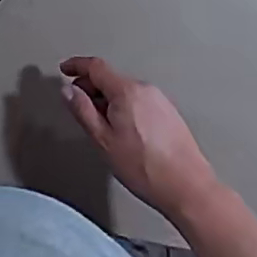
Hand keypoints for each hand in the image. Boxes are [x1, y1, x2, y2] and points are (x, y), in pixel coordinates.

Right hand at [59, 56, 217, 219]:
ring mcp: (160, 101)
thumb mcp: (104, 141)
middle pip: (110, 77)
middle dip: (91, 86)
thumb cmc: (148, 170)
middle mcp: (144, 90)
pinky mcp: (170, 114)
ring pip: (125, 90)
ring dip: (109, 98)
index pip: (95, 66)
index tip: (66, 69)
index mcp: (126, 91)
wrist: (190, 191)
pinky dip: (126, 106)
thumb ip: (82, 110)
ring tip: (104, 125)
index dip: (77, 65)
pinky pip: (140, 100)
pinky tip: (126, 131)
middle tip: (80, 102)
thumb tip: (68, 91)